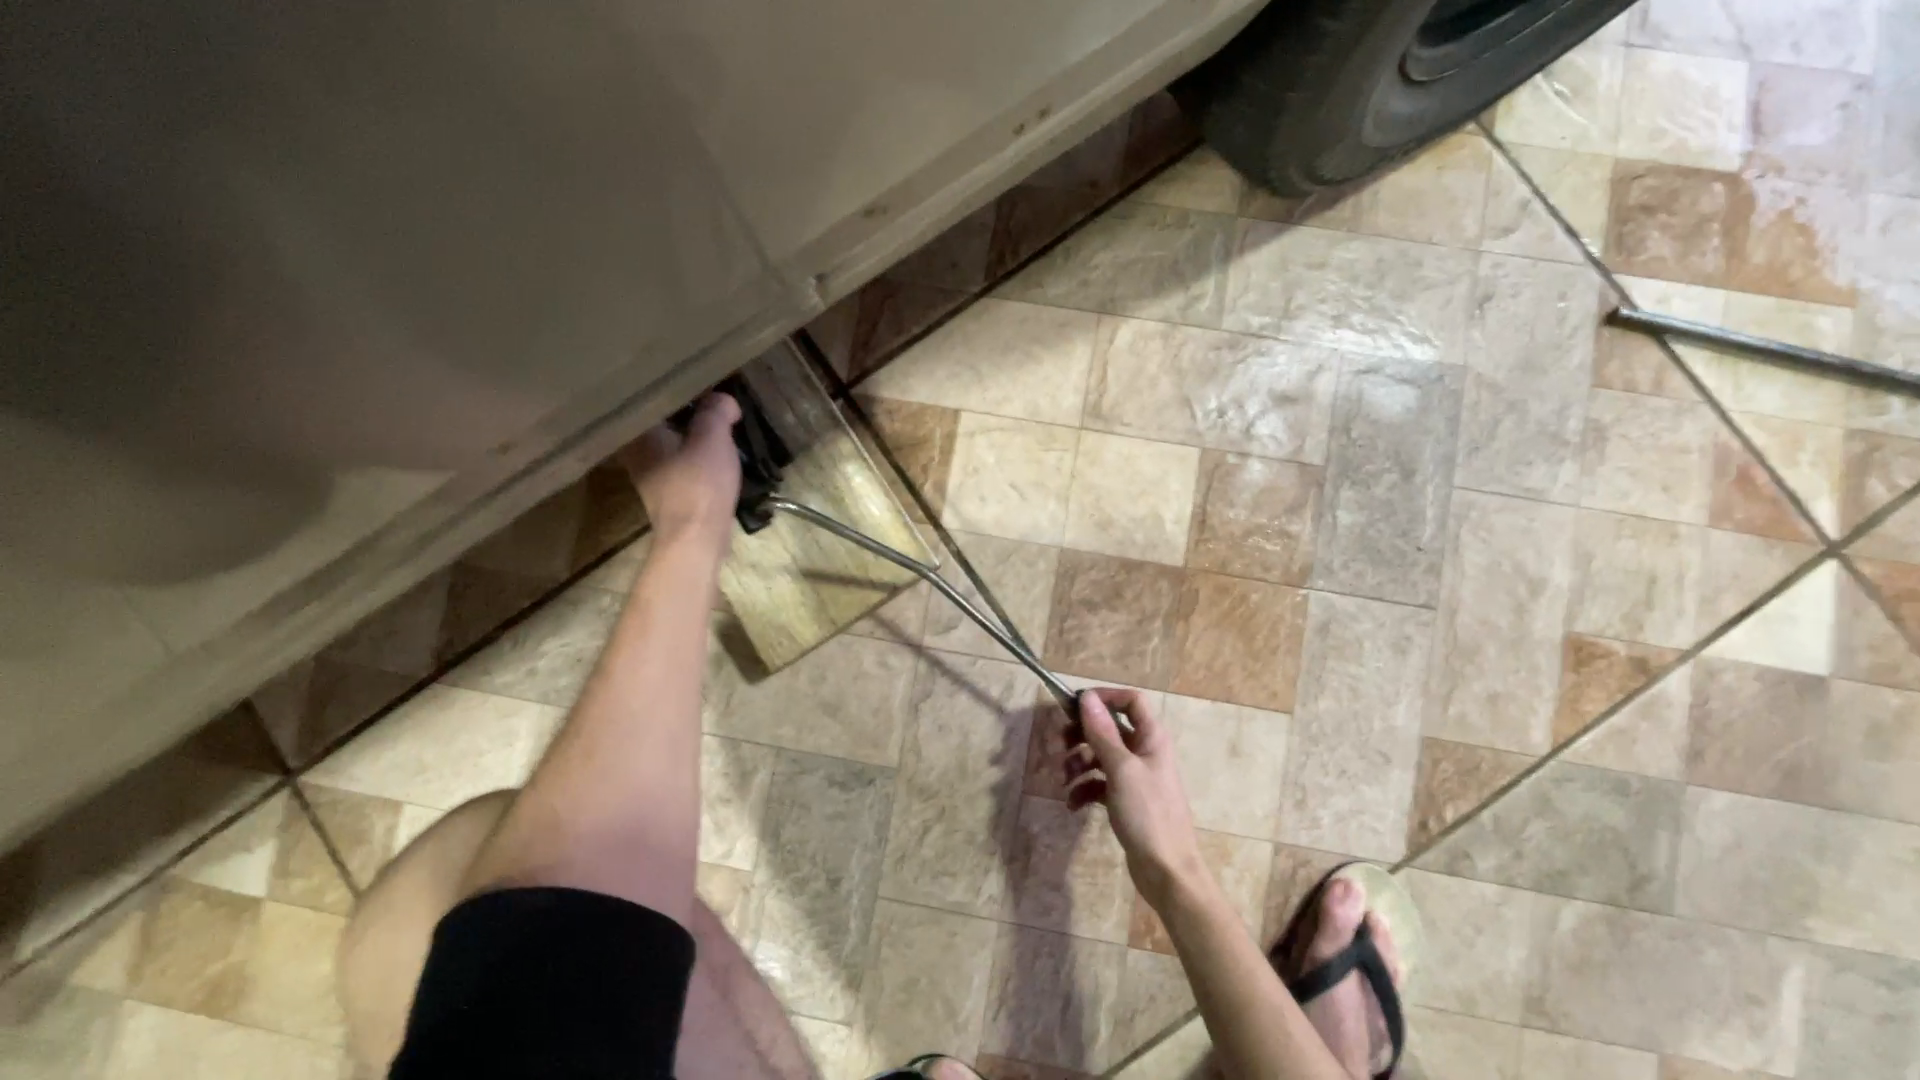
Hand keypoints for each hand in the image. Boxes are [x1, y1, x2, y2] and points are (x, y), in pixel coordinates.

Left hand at [616, 392, 741, 548]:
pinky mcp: (666, 491)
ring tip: (721, 421)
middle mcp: (636, 450)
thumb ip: (716, 410)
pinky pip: (681, 461)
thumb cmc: (699, 484)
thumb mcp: (712, 437)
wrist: (695, 539)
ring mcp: (649, 473)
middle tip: (716, 396)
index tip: (706, 380)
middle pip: (663, 419)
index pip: (656, 396)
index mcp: (639, 431)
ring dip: (694, 432)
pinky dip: (696, 454)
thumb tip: (723, 399)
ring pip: (673, 441)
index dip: (683, 386)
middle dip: (689, 408)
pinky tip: (716, 451)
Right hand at [1062, 688, 1209, 913]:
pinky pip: (1100, 783)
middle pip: (1110, 728)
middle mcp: (1145, 752)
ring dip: (1079, 764)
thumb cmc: (1148, 814)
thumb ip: (1102, 732)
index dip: (1104, 697)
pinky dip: (1085, 789)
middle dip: (1082, 735)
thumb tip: (1087, 697)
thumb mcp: (1121, 769)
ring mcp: (1136, 777)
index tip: (1074, 705)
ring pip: (1101, 756)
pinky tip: (1073, 804)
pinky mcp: (1126, 800)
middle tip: (1059, 744)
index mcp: (1152, 738)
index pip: (1131, 701)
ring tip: (1064, 781)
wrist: (1166, 871)